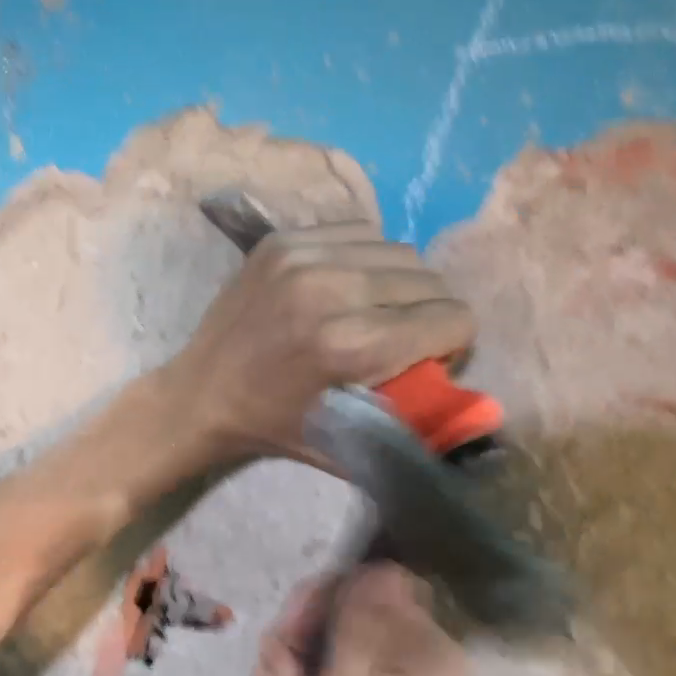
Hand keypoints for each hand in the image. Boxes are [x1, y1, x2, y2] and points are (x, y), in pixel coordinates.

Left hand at [161, 224, 475, 465]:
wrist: (197, 397)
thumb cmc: (271, 427)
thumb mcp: (345, 443)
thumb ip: (412, 423)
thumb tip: (478, 409)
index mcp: (349, 346)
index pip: (452, 319)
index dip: (450, 344)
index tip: (426, 360)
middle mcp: (330, 290)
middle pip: (431, 281)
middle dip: (429, 313)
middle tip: (402, 338)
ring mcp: (301, 258)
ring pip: (400, 251)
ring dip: (400, 283)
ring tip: (374, 310)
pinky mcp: (281, 240)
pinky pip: (360, 231)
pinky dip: (365, 258)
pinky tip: (344, 287)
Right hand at [249, 564, 464, 675]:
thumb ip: (361, 627)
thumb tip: (379, 569)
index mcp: (425, 651)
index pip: (373, 583)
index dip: (327, 599)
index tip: (294, 633)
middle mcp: (408, 651)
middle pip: (338, 603)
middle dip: (295, 637)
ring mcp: (377, 666)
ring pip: (313, 628)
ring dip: (282, 662)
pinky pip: (307, 654)